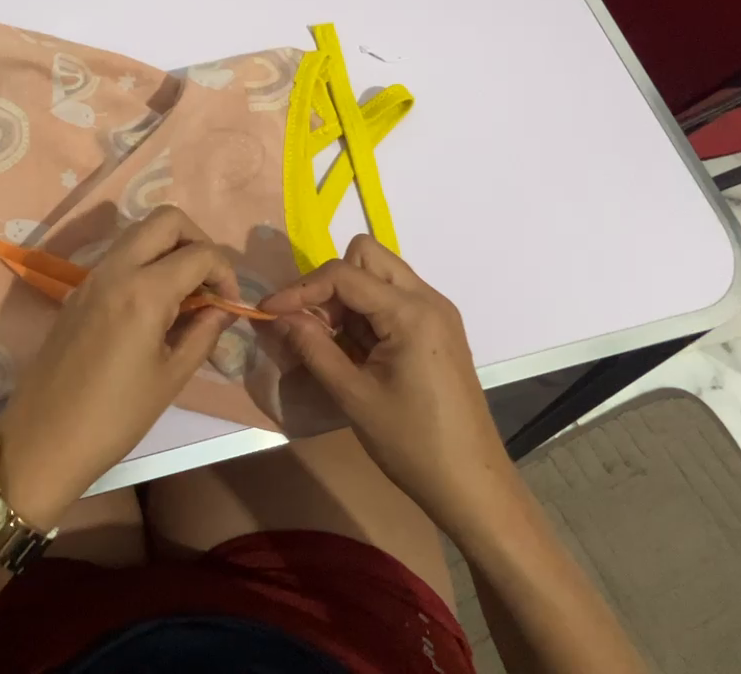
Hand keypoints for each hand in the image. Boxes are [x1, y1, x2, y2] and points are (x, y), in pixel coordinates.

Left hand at [0, 207, 238, 529]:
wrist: (44, 439)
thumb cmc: (115, 417)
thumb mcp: (171, 377)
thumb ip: (203, 332)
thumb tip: (222, 307)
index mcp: (144, 290)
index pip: (200, 253)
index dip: (226, 273)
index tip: (230, 305)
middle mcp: (116, 270)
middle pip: (165, 219)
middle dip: (197, 239)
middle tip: (208, 281)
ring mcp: (91, 277)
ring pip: (138, 233)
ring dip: (168, 249)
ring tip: (184, 295)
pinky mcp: (77, 291)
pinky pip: (118, 257)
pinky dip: (144, 264)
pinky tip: (153, 307)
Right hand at [258, 235, 515, 536]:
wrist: (472, 485)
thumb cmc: (412, 443)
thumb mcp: (353, 395)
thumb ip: (312, 347)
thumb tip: (277, 317)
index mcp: (411, 312)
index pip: (343, 273)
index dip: (300, 288)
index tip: (268, 312)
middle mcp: (428, 300)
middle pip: (366, 255)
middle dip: (329, 283)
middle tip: (310, 323)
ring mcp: (436, 313)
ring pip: (378, 274)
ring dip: (346, 297)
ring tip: (328, 341)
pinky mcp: (436, 330)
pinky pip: (391, 299)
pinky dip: (364, 312)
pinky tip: (353, 350)